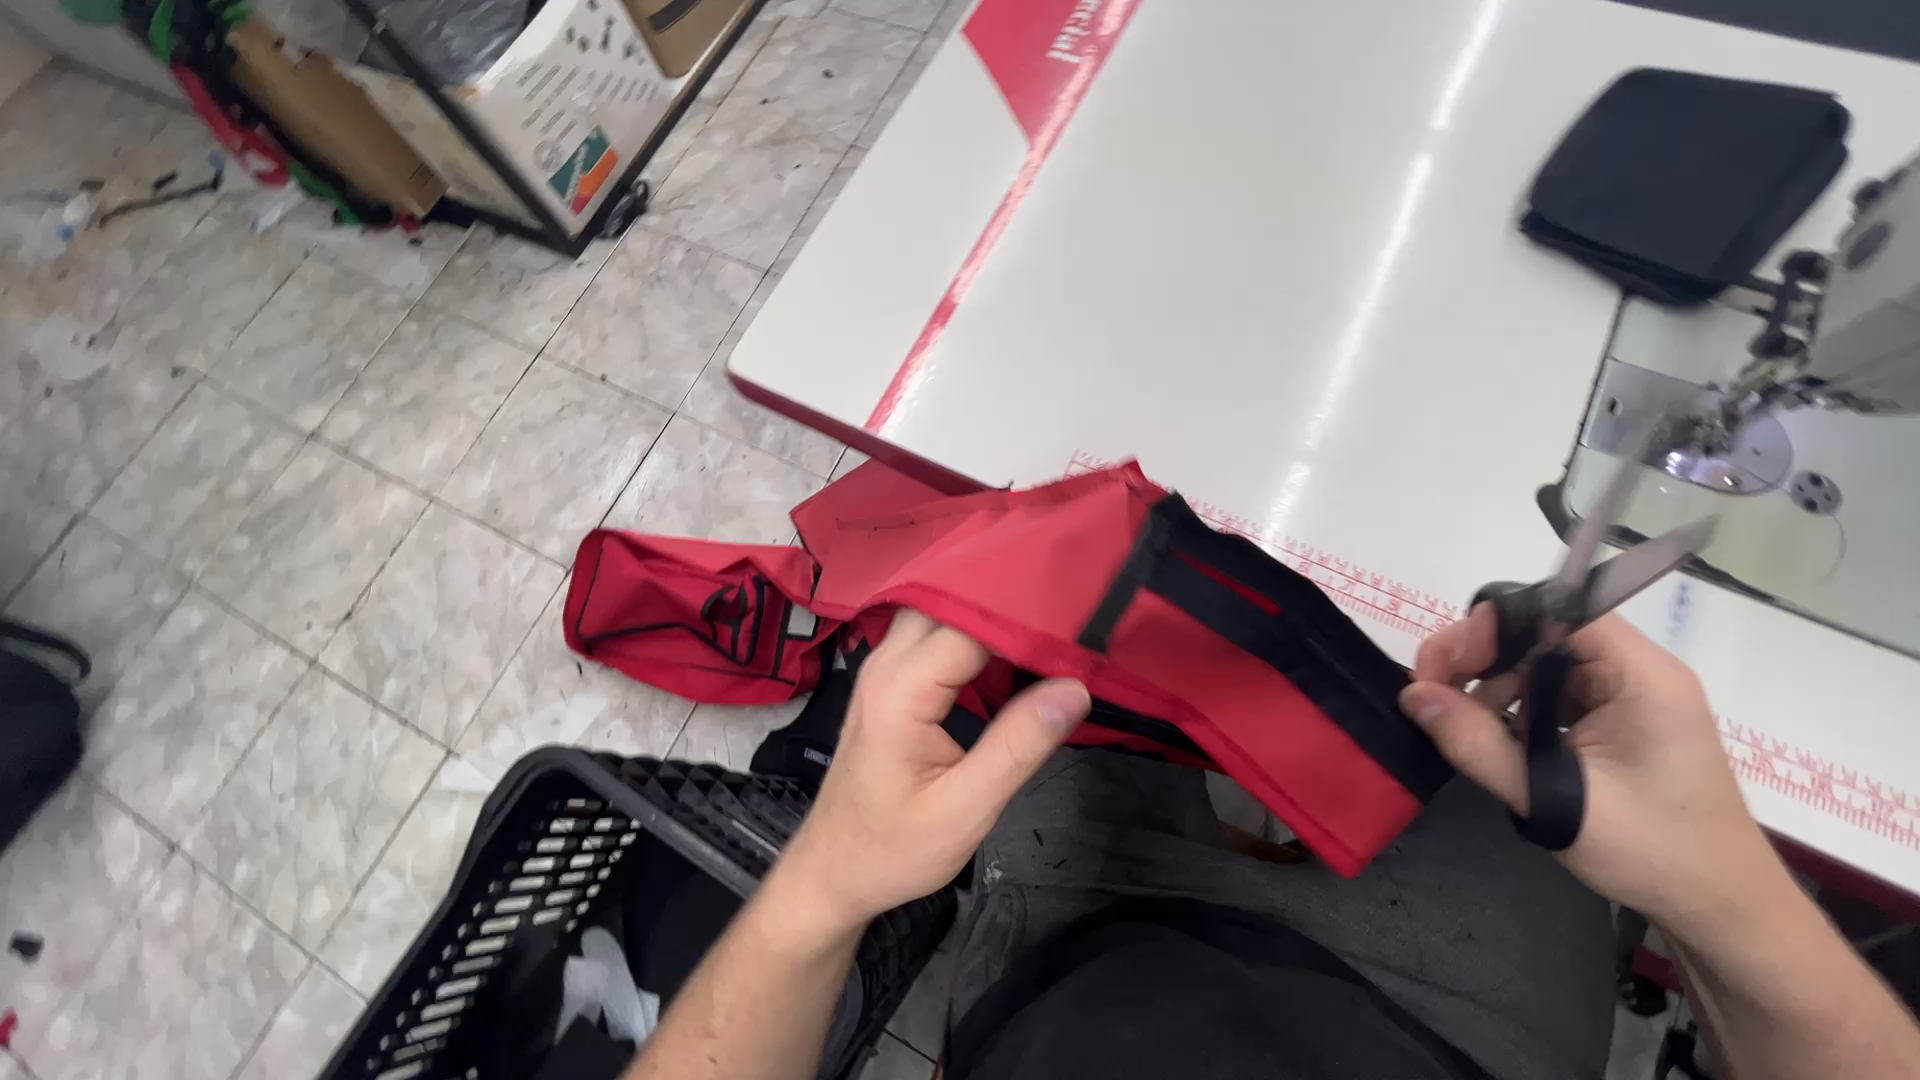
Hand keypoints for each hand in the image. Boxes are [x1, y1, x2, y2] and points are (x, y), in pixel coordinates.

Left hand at [772, 609, 1090, 935]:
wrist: (833, 870)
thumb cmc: (893, 848)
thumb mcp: (966, 809)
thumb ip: (1020, 746)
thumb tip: (1075, 689)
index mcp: (901, 691)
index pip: (970, 625)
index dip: (1023, 615)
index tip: (1076, 615)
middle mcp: (885, 664)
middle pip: (949, 600)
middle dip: (1005, 597)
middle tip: (1066, 607)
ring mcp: (883, 667)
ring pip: (939, 610)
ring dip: (987, 612)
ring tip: (1046, 619)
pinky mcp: (890, 679)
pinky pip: (932, 634)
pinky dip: (972, 631)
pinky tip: (1010, 648)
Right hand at [1400, 607, 1782, 935]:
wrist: (1724, 911)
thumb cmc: (1655, 853)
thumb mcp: (1553, 799)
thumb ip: (1477, 744)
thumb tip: (1412, 694)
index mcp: (1641, 676)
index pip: (1553, 613)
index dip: (1490, 629)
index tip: (1441, 670)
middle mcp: (1634, 672)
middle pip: (1536, 632)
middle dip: (1476, 657)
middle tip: (1432, 696)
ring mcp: (1623, 696)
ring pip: (1534, 661)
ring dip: (1486, 684)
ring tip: (1457, 725)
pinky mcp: (1611, 720)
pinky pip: (1546, 691)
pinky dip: (1508, 707)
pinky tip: (1488, 737)